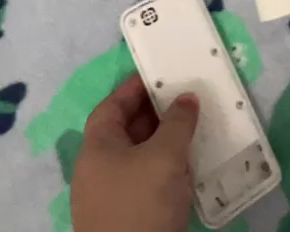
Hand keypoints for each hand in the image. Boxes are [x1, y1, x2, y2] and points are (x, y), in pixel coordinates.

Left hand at [73, 74, 200, 231]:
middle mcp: (96, 169)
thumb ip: (177, 121)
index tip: (162, 73)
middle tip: (185, 99)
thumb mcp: (164, 156)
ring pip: (137, 156)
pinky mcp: (124, 219)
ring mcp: (108, 197)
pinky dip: (164, 168)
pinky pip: (144, 180)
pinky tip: (187, 168)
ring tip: (193, 130)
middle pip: (125, 129)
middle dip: (155, 113)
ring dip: (163, 142)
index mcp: (96, 147)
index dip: (136, 87)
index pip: (112, 105)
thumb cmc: (140, 205)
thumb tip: (186, 98)